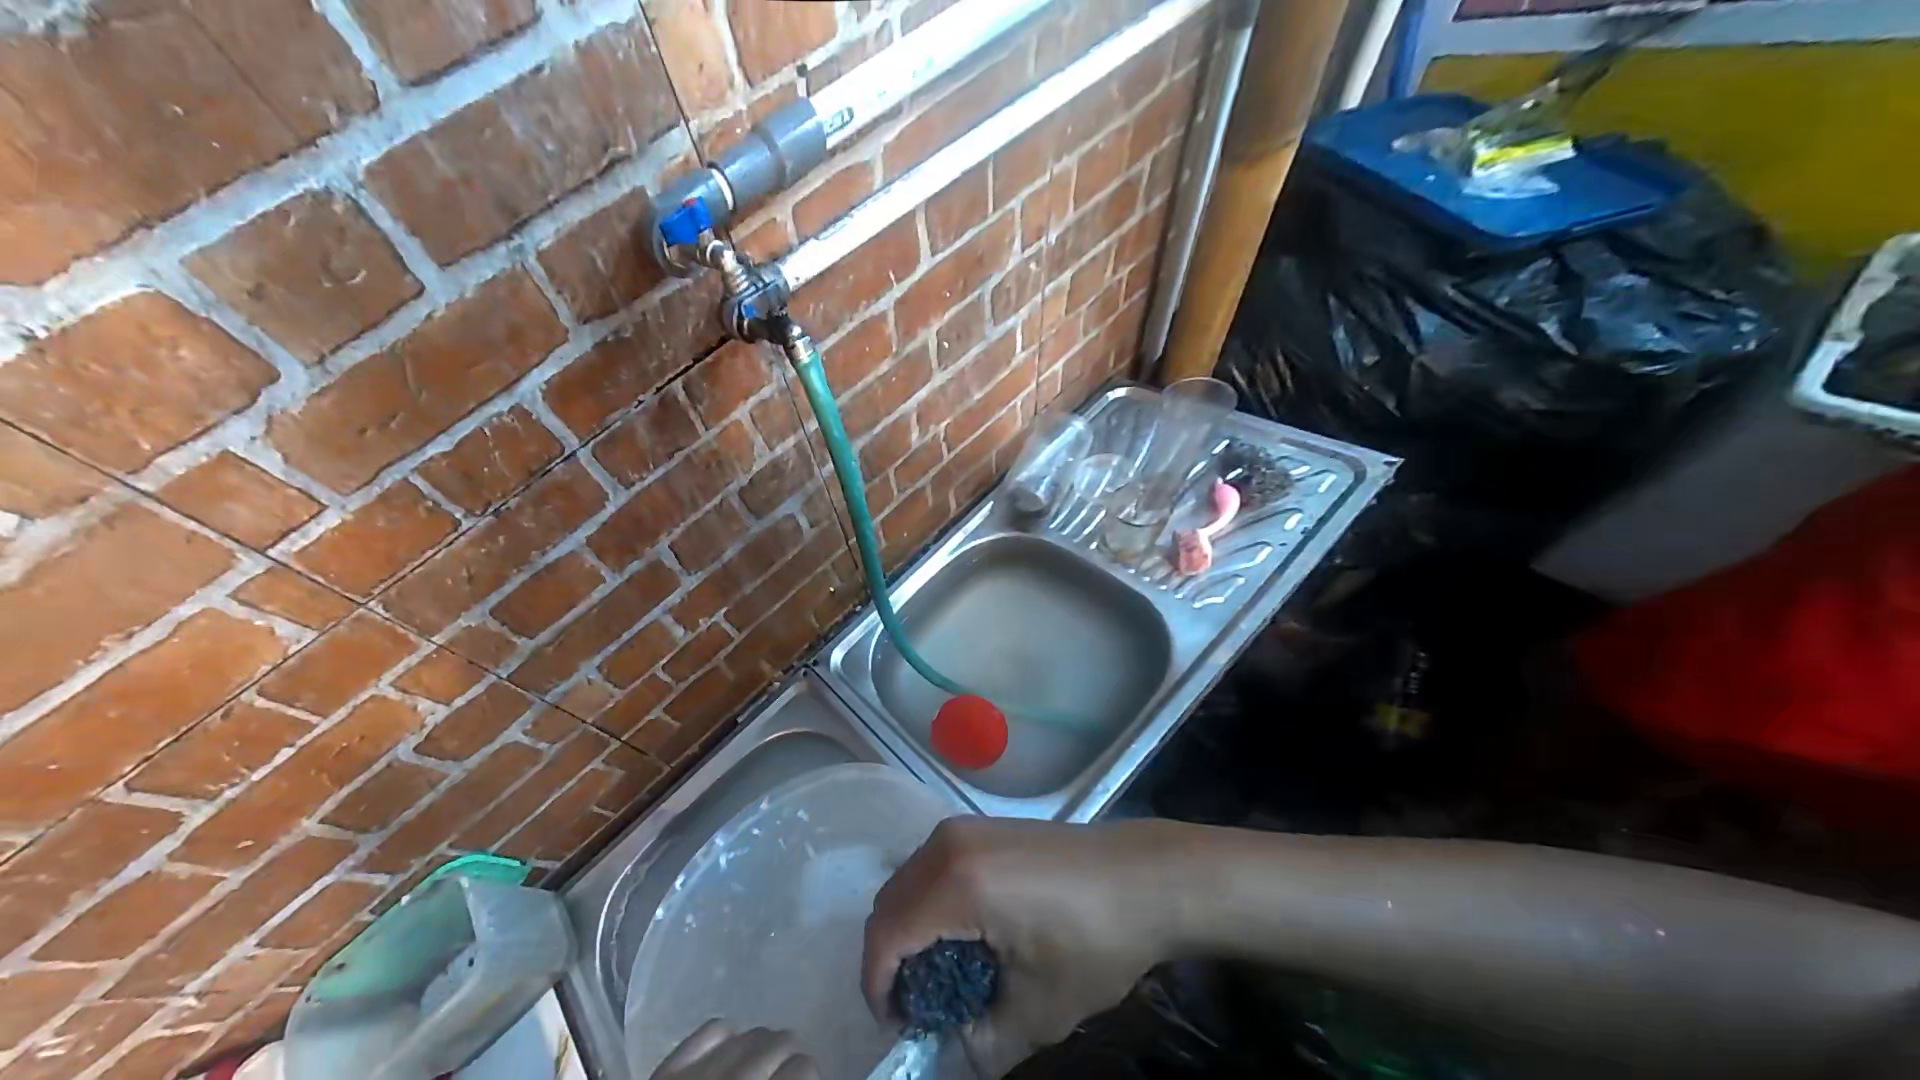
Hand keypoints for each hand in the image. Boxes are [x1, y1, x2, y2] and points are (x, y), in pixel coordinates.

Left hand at [649, 1021, 819, 1079]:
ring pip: (752, 1032)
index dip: (812, 1079)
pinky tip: (728, 1064)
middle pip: (784, 1040)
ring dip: (763, 1051)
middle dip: (790, 1063)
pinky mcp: (666, 1073)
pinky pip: (714, 1030)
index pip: (804, 1068)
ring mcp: (696, 1076)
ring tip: (759, 1075)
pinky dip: (728, 1041)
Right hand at [862, 818, 1183, 1076]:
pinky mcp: (981, 827)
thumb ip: (981, 1042)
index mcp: (957, 884)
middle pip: (889, 905)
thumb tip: (951, 1047)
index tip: (900, 1026)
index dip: (878, 988)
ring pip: (907, 883)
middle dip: (890, 961)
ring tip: (940, 973)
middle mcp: (949, 845)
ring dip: (908, 930)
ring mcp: (964, 828)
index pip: (887, 936)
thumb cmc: (1095, 940)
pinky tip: (963, 934)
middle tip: (919, 1006)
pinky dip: (929, 904)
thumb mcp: (1039, 1010)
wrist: (1143, 877)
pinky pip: (931, 867)